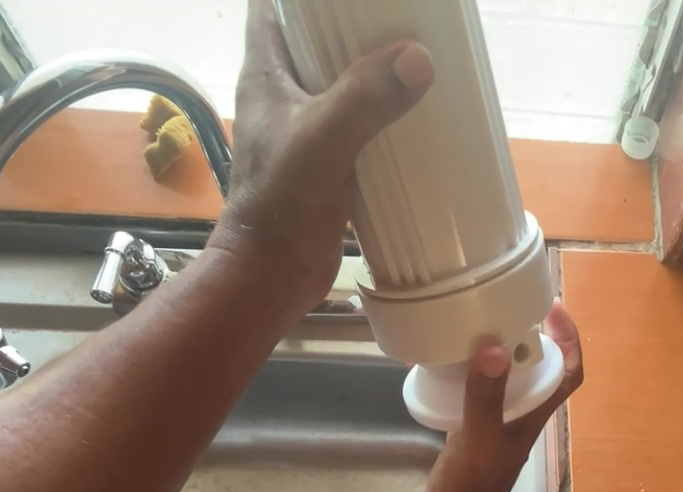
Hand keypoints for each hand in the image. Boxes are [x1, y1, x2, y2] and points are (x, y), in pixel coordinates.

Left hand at [209, 0, 433, 312]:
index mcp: (265, 72)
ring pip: (336, 87)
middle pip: (311, 42)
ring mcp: (302, 134)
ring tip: (412, 60)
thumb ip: (365, 98)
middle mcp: (281, 97)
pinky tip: (408, 121)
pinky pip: (353, 129)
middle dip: (348, 25)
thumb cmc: (282, 202)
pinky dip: (377, 121)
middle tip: (396, 18)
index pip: (272, 5)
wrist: (274, 272)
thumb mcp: (323, 140)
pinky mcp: (324, 168)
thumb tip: (417, 59)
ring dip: (367, 75)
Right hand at [423, 303, 584, 491]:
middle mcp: (521, 412)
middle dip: (530, 332)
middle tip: (507, 302)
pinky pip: (478, 388)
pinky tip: (446, 357)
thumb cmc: (474, 487)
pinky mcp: (473, 426)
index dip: (570, 339)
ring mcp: (498, 420)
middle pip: (539, 365)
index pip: (568, 371)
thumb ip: (485, 397)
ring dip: (498, 350)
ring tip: (476, 321)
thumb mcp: (479, 438)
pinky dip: (469, 370)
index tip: (553, 307)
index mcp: (533, 412)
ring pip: (508, 376)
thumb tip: (495, 348)